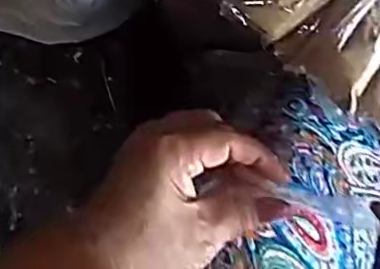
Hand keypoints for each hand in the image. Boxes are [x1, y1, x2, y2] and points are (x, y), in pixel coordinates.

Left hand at [78, 110, 291, 268]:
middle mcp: (156, 133)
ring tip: (248, 190)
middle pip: (207, 125)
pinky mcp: (138, 158)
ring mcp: (144, 143)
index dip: (259, 155)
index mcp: (171, 145)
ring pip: (192, 133)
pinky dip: (201, 160)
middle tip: (266, 184)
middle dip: (239, 150)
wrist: (93, 256)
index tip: (286, 180)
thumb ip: (241, 211)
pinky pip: (177, 145)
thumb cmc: (147, 247)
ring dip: (221, 154)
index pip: (225, 136)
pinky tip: (218, 189)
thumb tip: (279, 203)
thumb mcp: (201, 233)